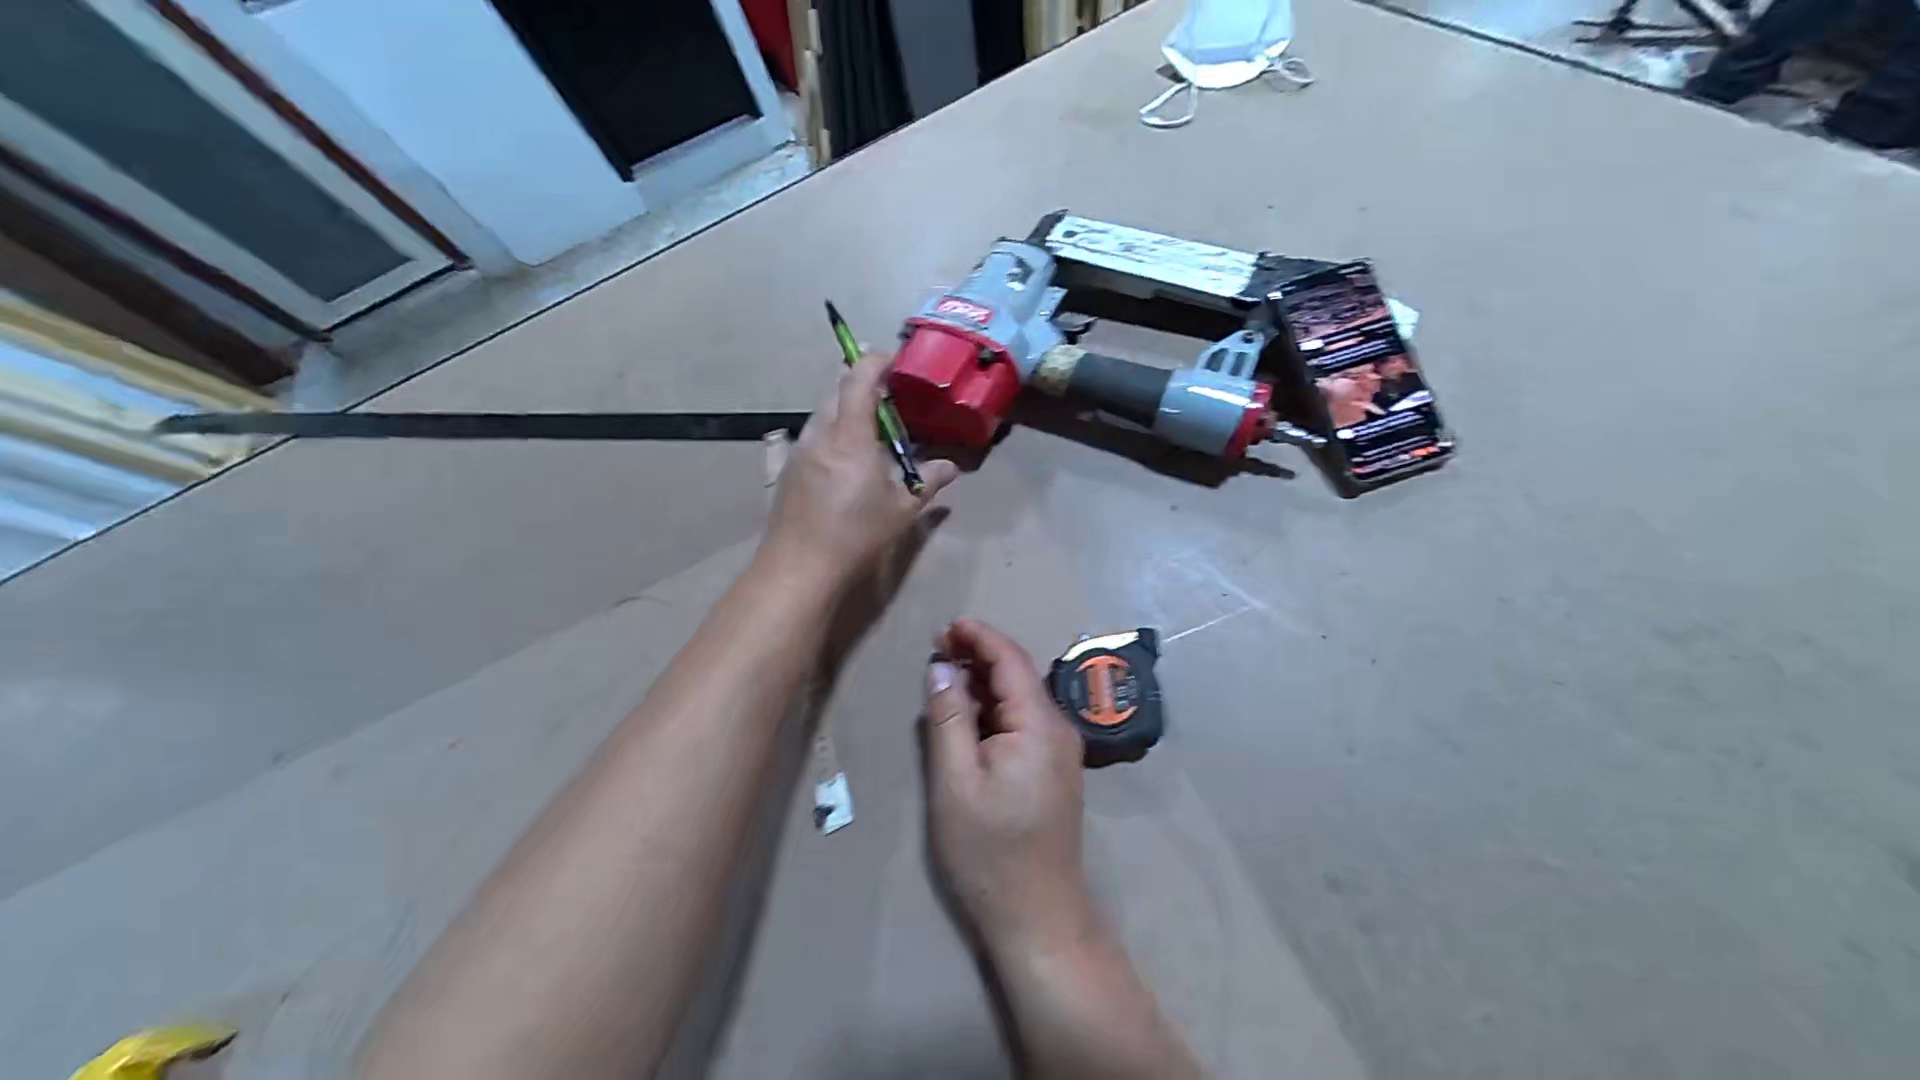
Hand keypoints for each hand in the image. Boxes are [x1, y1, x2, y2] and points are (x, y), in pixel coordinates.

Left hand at [762, 354, 957, 587]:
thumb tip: (950, 467)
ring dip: (844, 405)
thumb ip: (928, 482)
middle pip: (835, 388)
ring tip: (869, 423)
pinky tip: (843, 455)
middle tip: (887, 391)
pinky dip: (831, 429)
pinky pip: (811, 434)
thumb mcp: (901, 510)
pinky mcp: (787, 468)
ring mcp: (798, 450)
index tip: (894, 359)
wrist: (799, 567)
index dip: (875, 360)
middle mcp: (820, 434)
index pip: (858, 379)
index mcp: (850, 438)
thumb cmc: (856, 536)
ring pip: (821, 411)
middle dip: (860, 379)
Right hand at [924, 618, 1091, 949]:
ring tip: (946, 671)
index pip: (1011, 661)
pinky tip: (968, 710)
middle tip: (938, 645)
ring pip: (1021, 698)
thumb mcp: (955, 782)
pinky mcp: (1053, 769)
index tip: (947, 625)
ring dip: (985, 680)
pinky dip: (995, 707)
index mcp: (1039, 725)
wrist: (1038, 916)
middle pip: (1019, 675)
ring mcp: (1060, 751)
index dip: (979, 637)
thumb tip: (940, 668)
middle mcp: (1058, 730)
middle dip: (979, 655)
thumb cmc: (989, 851)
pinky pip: (1023, 721)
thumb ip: (949, 719)